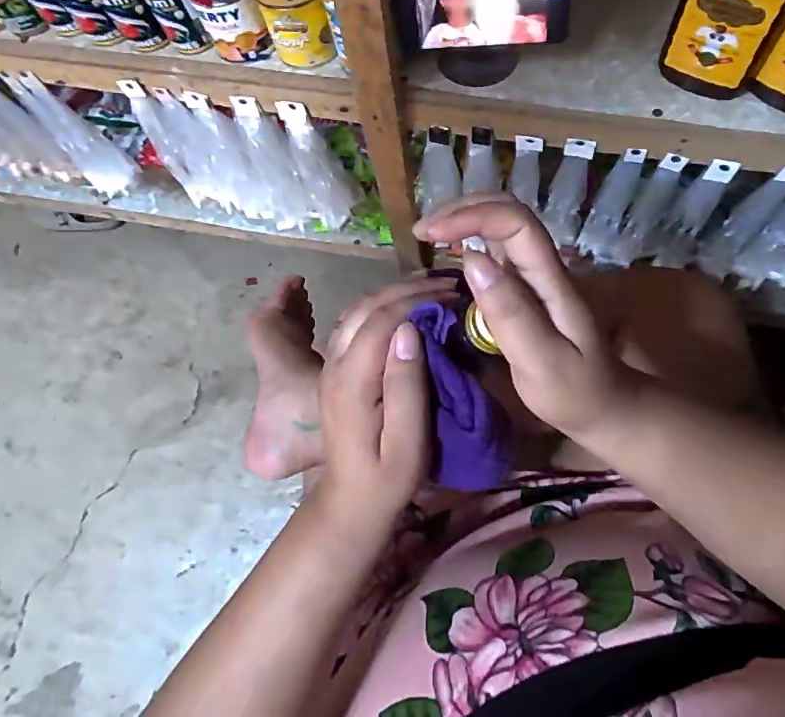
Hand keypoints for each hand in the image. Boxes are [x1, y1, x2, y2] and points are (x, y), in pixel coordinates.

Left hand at [310, 276, 454, 533]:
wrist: (350, 502)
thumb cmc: (388, 478)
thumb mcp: (408, 442)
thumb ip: (407, 385)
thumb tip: (410, 329)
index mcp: (351, 381)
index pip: (382, 320)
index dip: (418, 300)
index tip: (454, 294)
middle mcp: (334, 364)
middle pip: (367, 306)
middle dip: (408, 287)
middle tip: (450, 282)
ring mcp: (331, 364)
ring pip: (358, 309)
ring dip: (395, 291)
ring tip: (434, 285)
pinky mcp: (336, 367)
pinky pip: (357, 321)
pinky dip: (384, 304)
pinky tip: (408, 303)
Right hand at [414, 194, 639, 437]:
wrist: (605, 405)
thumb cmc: (574, 391)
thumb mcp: (542, 362)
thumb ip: (510, 313)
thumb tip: (473, 260)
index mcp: (550, 278)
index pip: (515, 221)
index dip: (471, 216)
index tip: (431, 234)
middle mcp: (542, 265)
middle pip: (507, 210)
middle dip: (462, 208)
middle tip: (422, 231)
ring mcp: (533, 273)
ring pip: (501, 223)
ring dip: (463, 218)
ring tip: (427, 235)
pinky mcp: (524, 286)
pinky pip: (496, 247)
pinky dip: (467, 238)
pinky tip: (447, 253)